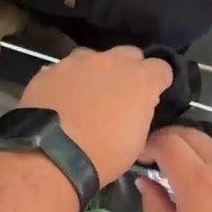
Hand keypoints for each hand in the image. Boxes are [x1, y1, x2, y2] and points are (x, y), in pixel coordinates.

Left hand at [18, 46, 172, 184]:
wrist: (51, 157)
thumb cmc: (103, 156)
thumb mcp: (136, 141)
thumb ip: (141, 113)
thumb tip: (137, 107)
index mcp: (139, 80)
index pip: (162, 68)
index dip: (158, 82)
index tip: (152, 96)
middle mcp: (110, 62)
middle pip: (129, 54)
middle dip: (129, 70)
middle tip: (120, 95)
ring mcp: (77, 63)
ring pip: (94, 57)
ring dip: (96, 72)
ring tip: (87, 96)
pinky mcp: (50, 70)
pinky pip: (65, 70)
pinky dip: (68, 81)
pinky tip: (61, 100)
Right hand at [135, 126, 211, 211]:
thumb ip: (155, 206)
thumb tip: (145, 183)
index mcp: (196, 181)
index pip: (167, 143)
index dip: (149, 145)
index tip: (141, 159)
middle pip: (189, 134)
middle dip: (168, 140)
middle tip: (156, 159)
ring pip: (210, 145)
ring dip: (191, 151)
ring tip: (182, 176)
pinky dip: (211, 164)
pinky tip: (211, 190)